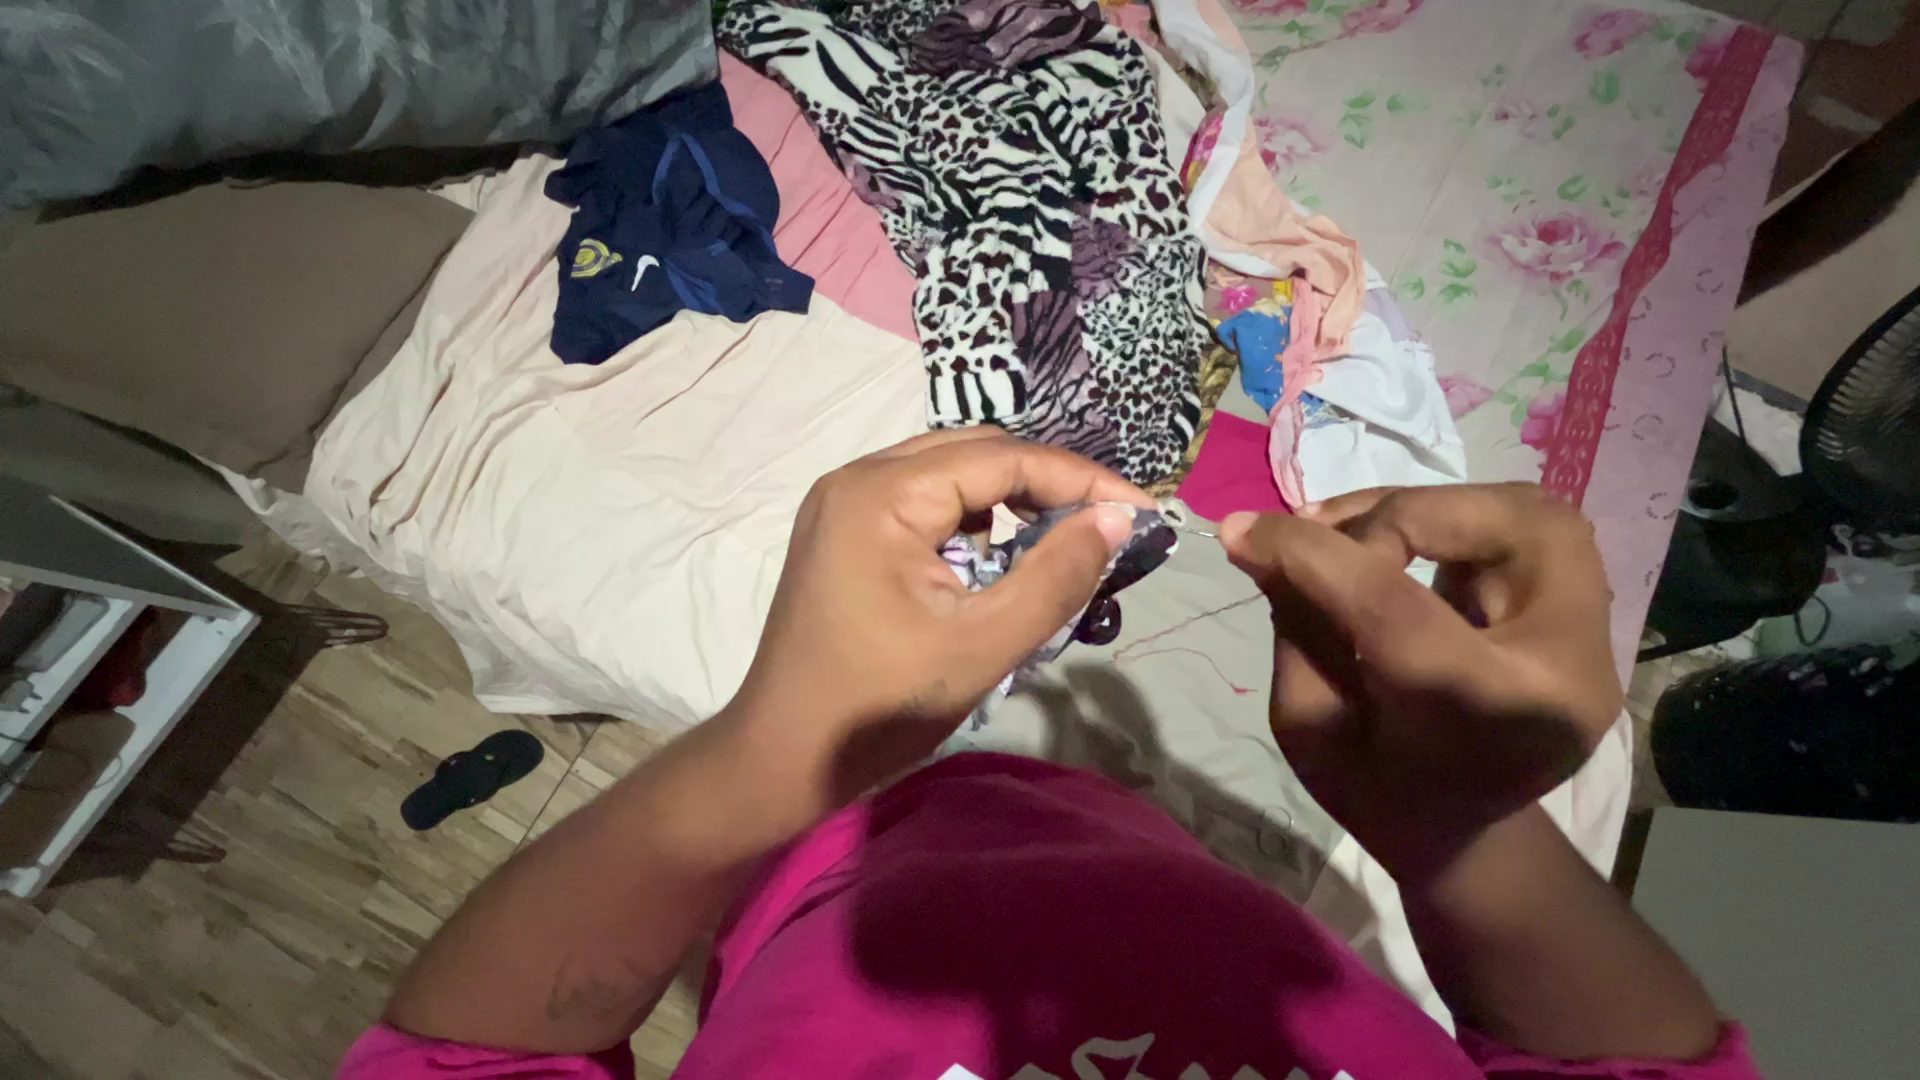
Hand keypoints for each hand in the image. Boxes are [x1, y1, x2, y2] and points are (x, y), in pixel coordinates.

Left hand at [725, 428, 1151, 811]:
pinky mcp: (843, 531)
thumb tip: (1115, 518)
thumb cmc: (880, 707)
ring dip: (1008, 503)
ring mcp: (843, 503)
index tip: (1141, 510)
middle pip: (974, 454)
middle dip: (1046, 486)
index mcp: (882, 495)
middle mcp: (857, 478)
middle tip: (1104, 526)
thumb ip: (1057, 576)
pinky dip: (969, 523)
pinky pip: (922, 504)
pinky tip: (993, 561)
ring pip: (949, 476)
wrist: (781, 756)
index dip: (1079, 479)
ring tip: (1057, 543)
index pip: (1002, 459)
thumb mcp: (983, 644)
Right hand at [1220, 483, 1621, 885]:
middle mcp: (1564, 667)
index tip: (1238, 531)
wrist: (1461, 828)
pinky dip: (1451, 516)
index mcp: (1485, 716)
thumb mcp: (1306, 723)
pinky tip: (1397, 541)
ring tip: (1352, 531)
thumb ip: (1295, 627)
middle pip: (1500, 531)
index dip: (1309, 555)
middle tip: (1318, 535)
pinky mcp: (1580, 612)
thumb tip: (1263, 539)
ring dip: (1428, 506)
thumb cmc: (1373, 791)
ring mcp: (1588, 636)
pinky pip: (1527, 527)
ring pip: (1527, 511)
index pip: (1393, 606)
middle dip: (1392, 516)